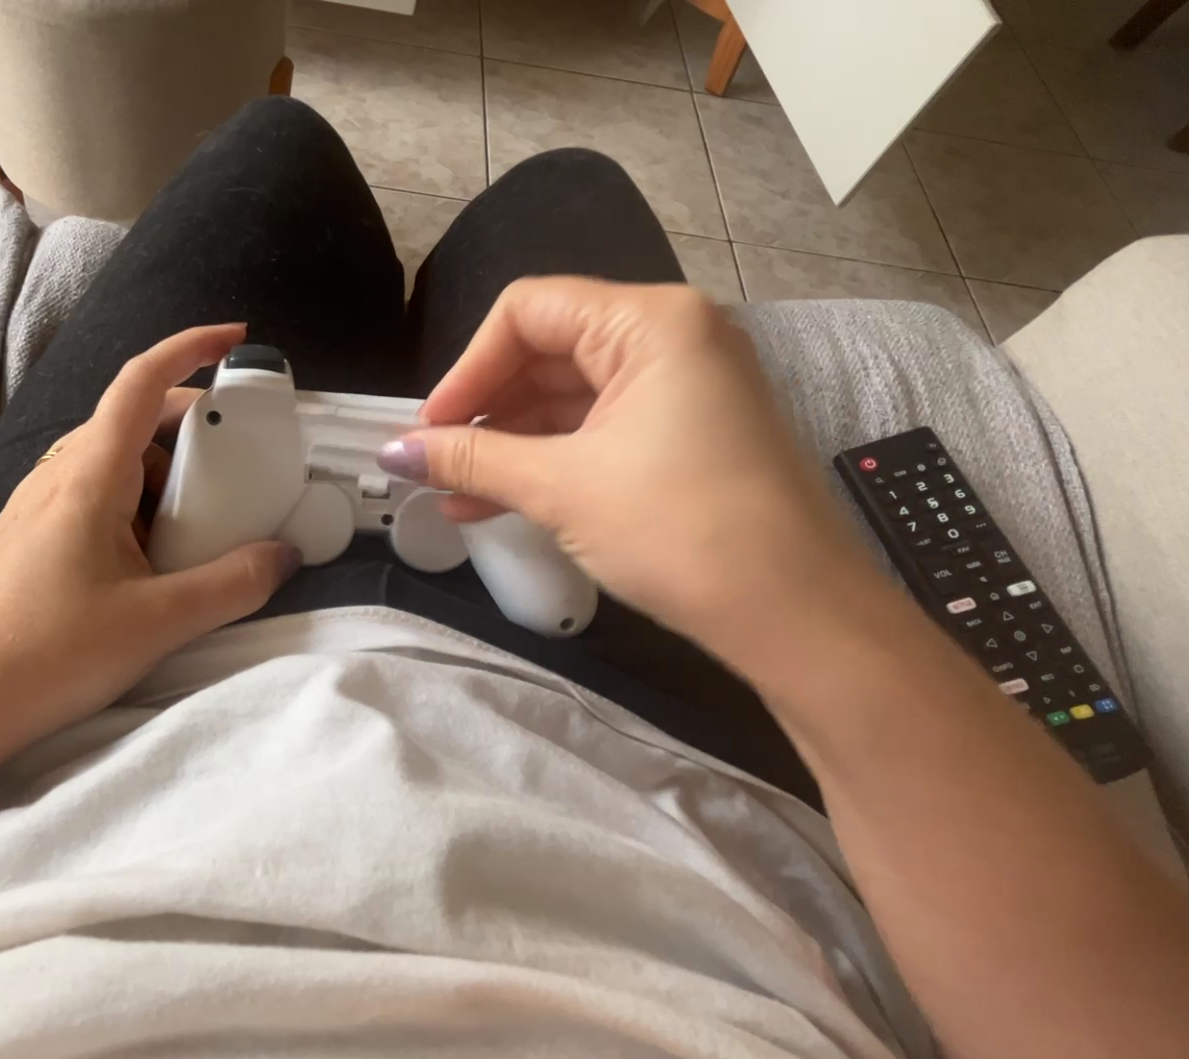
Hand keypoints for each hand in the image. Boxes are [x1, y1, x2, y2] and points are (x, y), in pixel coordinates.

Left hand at [0, 323, 300, 750]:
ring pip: (115, 461)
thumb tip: (285, 555)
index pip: (141, 382)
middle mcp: (60, 476)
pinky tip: (153, 557)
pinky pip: (96, 496)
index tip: (237, 339)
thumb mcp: (160, 620)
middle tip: (240, 458)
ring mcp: (40, 507)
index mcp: (89, 475)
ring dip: (165, 472)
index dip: (190, 346)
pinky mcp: (33, 538)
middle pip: (134, 420)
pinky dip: (138, 504)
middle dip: (193, 426)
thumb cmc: (52, 653)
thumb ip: (234, 584)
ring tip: (202, 519)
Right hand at [381, 278, 875, 645]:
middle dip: (483, 412)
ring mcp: (678, 390)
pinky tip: (492, 504)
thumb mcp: (561, 488)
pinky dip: (543, 464)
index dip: (466, 368)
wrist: (795, 616)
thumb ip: (472, 460)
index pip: (527, 312)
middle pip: (544, 352)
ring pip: (564, 400)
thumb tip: (393, 452)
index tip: (428, 430)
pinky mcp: (679, 437)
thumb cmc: (679, 529)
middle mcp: (668, 338)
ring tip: (453, 496)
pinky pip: (592, 433)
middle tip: (434, 464)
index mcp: (649, 322)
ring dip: (505, 446)